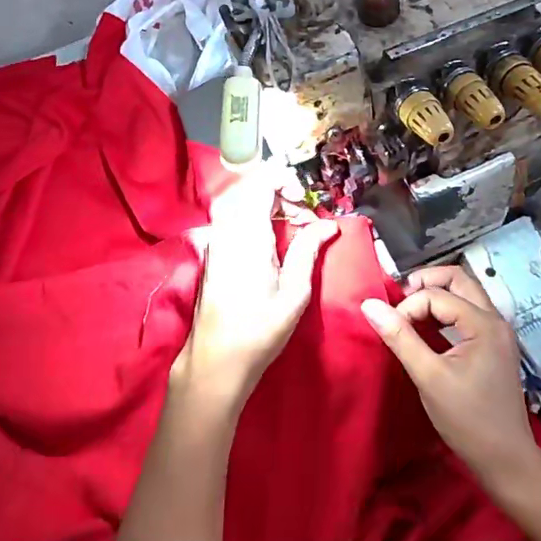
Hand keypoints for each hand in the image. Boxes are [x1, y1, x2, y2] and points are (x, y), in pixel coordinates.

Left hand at [178, 167, 337, 403]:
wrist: (215, 361)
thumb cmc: (259, 329)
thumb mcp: (294, 292)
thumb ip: (308, 250)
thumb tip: (327, 225)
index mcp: (247, 233)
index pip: (262, 181)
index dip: (286, 180)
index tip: (306, 201)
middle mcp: (226, 230)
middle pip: (251, 189)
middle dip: (281, 194)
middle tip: (305, 219)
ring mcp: (215, 241)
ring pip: (241, 204)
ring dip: (269, 207)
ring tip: (293, 231)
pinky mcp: (212, 254)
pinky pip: (233, 221)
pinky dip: (255, 220)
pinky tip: (273, 244)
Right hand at [361, 265, 540, 485]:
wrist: (505, 458)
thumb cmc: (467, 419)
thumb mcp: (428, 377)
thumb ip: (400, 338)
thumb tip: (369, 306)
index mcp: (484, 324)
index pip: (437, 295)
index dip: (409, 306)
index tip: (391, 330)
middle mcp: (496, 320)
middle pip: (459, 279)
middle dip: (426, 283)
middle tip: (399, 301)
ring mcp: (498, 332)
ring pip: (466, 293)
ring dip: (437, 295)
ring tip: (409, 314)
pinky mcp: (495, 345)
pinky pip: (469, 312)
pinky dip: (447, 311)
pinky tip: (427, 329)